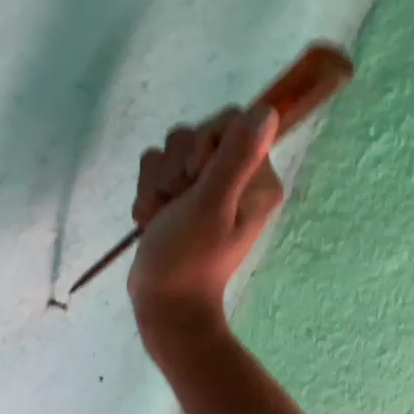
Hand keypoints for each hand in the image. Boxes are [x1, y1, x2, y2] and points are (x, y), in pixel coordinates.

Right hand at [127, 104, 283, 324]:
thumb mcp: (211, 205)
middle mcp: (233, 177)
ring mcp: (202, 188)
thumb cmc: (189, 258)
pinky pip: (153, 173)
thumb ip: (236, 156)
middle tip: (178, 204)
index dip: (202, 145)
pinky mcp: (177, 198)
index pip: (228, 122)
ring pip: (166, 153)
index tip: (196, 179)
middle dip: (174, 170)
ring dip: (155, 185)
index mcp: (255, 177)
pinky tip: (152, 222)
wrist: (163, 303)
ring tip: (163, 217)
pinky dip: (146, 197)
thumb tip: (266, 110)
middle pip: (192, 135)